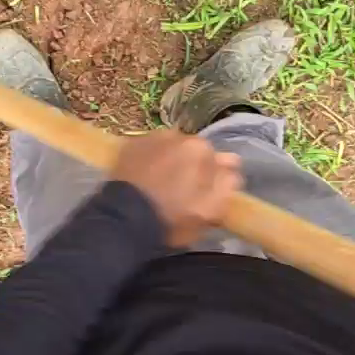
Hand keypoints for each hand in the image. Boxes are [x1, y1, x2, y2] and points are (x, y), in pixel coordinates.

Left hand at [110, 130, 241, 246]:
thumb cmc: (172, 218)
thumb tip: (231, 165)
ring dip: (169, 160)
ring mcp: (151, 137)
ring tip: (159, 182)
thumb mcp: (210, 211)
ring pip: (170, 148)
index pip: (215, 160)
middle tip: (179, 188)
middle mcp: (178, 135)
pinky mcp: (129, 144)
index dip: (210, 177)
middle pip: (192, 151)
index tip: (201, 192)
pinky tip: (144, 177)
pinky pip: (148, 149)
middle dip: (189, 165)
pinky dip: (149, 159)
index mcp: (201, 149)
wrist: (124, 219)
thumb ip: (227, 185)